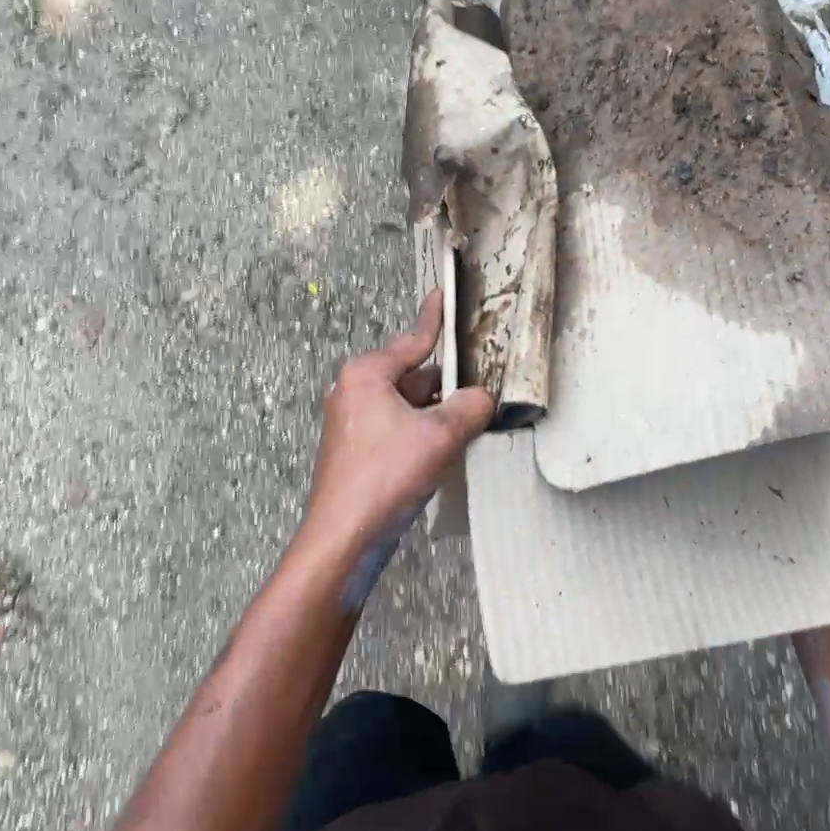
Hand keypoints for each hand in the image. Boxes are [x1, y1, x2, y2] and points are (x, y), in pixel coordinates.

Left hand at [304, 290, 494, 546]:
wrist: (344, 538)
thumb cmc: (386, 476)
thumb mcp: (438, 436)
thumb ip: (468, 408)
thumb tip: (482, 398)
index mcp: (367, 374)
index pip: (412, 340)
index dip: (434, 318)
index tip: (443, 292)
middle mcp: (354, 391)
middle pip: (413, 375)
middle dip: (447, 381)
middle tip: (485, 380)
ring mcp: (353, 423)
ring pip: (408, 406)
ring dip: (438, 412)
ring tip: (476, 417)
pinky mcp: (357, 452)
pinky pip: (399, 429)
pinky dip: (423, 432)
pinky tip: (448, 448)